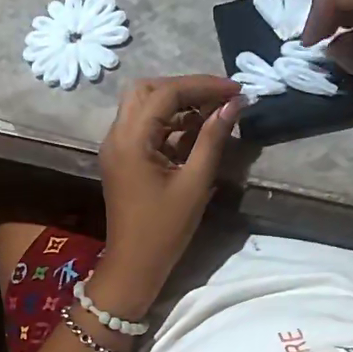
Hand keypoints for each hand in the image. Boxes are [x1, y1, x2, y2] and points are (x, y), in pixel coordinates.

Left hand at [92, 75, 242, 320]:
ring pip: (144, 106)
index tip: (235, 90)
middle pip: (148, 90)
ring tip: (215, 112)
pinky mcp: (123, 158)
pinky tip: (197, 130)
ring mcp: (117, 146)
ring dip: (178, 103)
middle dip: (186, 88)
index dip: (203, 86)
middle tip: (220, 98)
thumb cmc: (165, 229)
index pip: (166, 93)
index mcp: (131, 139)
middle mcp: (117, 135)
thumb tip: (234, 105)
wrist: (135, 265)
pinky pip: (144, 126)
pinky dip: (169, 122)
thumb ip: (213, 139)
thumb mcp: (195, 183)